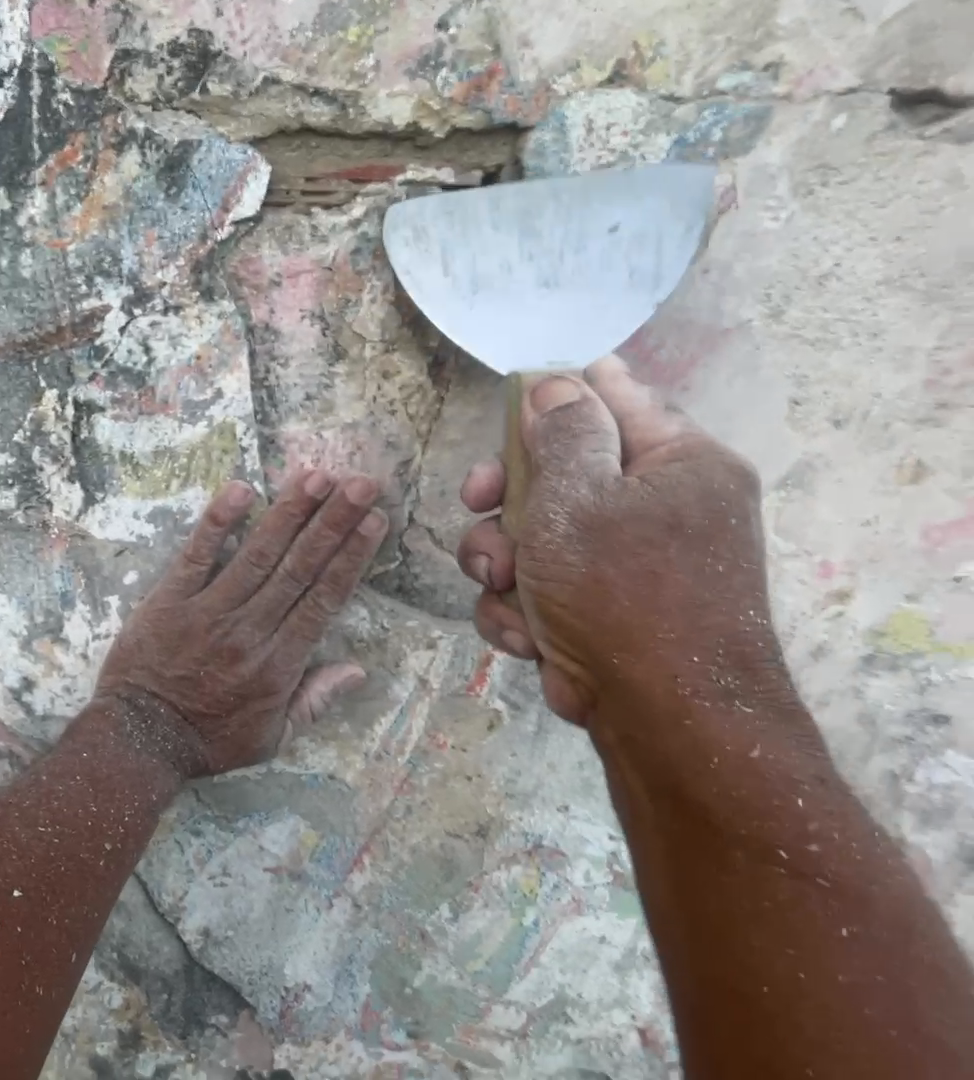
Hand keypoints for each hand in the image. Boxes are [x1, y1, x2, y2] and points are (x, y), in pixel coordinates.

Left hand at [91, 472, 387, 778]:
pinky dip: (217, 523)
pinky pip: (195, 557)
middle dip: (332, 523)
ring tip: (314, 476)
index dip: (351, 558)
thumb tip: (358, 668)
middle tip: (360, 483)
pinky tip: (239, 490)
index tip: (374, 522)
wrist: (141, 738)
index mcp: (279, 665)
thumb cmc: (208, 741)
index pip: (324, 599)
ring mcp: (207, 612)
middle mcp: (249, 631)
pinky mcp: (168, 601)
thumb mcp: (271, 739)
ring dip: (287, 514)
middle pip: (298, 569)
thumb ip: (314, 702)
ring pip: (256, 556)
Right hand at [455, 356, 794, 728]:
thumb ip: (561, 435)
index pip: (617, 399)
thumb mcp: (576, 498)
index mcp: (678, 465)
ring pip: (530, 536)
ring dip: (498, 562)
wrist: (658, 711)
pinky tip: (522, 631)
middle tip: (475, 502)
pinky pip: (534, 586)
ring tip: (501, 587)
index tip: (514, 387)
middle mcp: (658, 506)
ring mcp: (625, 561)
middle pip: (556, 473)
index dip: (562, 389)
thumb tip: (556, 384)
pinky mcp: (595, 606)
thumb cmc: (620, 589)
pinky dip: (516, 606)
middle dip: (503, 499)